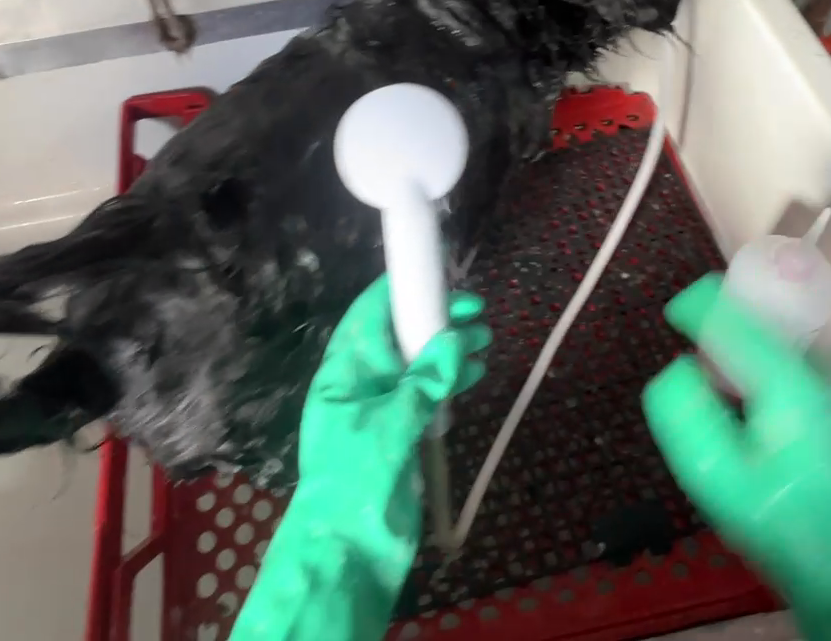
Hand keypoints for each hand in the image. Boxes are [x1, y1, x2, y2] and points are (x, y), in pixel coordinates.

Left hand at [296, 276, 488, 503]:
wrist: (347, 554)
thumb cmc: (356, 480)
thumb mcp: (390, 426)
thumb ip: (424, 383)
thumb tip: (454, 341)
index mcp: (345, 371)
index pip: (370, 314)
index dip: (401, 290)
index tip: (438, 276)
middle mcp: (362, 382)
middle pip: (399, 335)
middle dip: (434, 319)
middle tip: (476, 309)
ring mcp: (382, 407)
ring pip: (417, 363)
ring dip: (448, 348)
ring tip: (486, 337)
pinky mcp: (400, 432)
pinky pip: (426, 393)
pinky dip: (449, 380)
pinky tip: (474, 372)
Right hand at [642, 276, 830, 640]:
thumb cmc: (786, 531)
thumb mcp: (715, 478)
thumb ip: (684, 412)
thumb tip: (679, 367)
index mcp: (788, 380)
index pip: (732, 309)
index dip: (693, 306)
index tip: (669, 323)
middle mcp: (817, 372)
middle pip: (754, 317)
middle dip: (715, 335)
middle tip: (696, 383)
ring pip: (771, 341)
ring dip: (734, 355)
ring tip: (718, 406)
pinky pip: (783, 366)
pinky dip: (753, 374)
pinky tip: (747, 422)